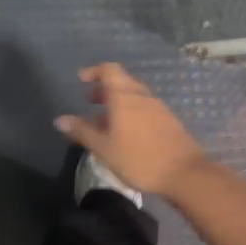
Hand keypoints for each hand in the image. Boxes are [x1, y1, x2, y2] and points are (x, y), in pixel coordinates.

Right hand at [55, 62, 213, 195]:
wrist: (186, 174)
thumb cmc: (139, 159)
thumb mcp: (104, 148)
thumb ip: (82, 131)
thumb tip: (59, 119)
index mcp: (124, 96)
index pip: (109, 70)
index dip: (94, 71)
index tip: (81, 80)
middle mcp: (141, 96)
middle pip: (121, 81)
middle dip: (104, 88)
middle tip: (90, 102)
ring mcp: (158, 108)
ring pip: (134, 96)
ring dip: (118, 102)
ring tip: (106, 122)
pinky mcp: (169, 121)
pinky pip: (145, 108)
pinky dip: (132, 112)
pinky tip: (127, 134)